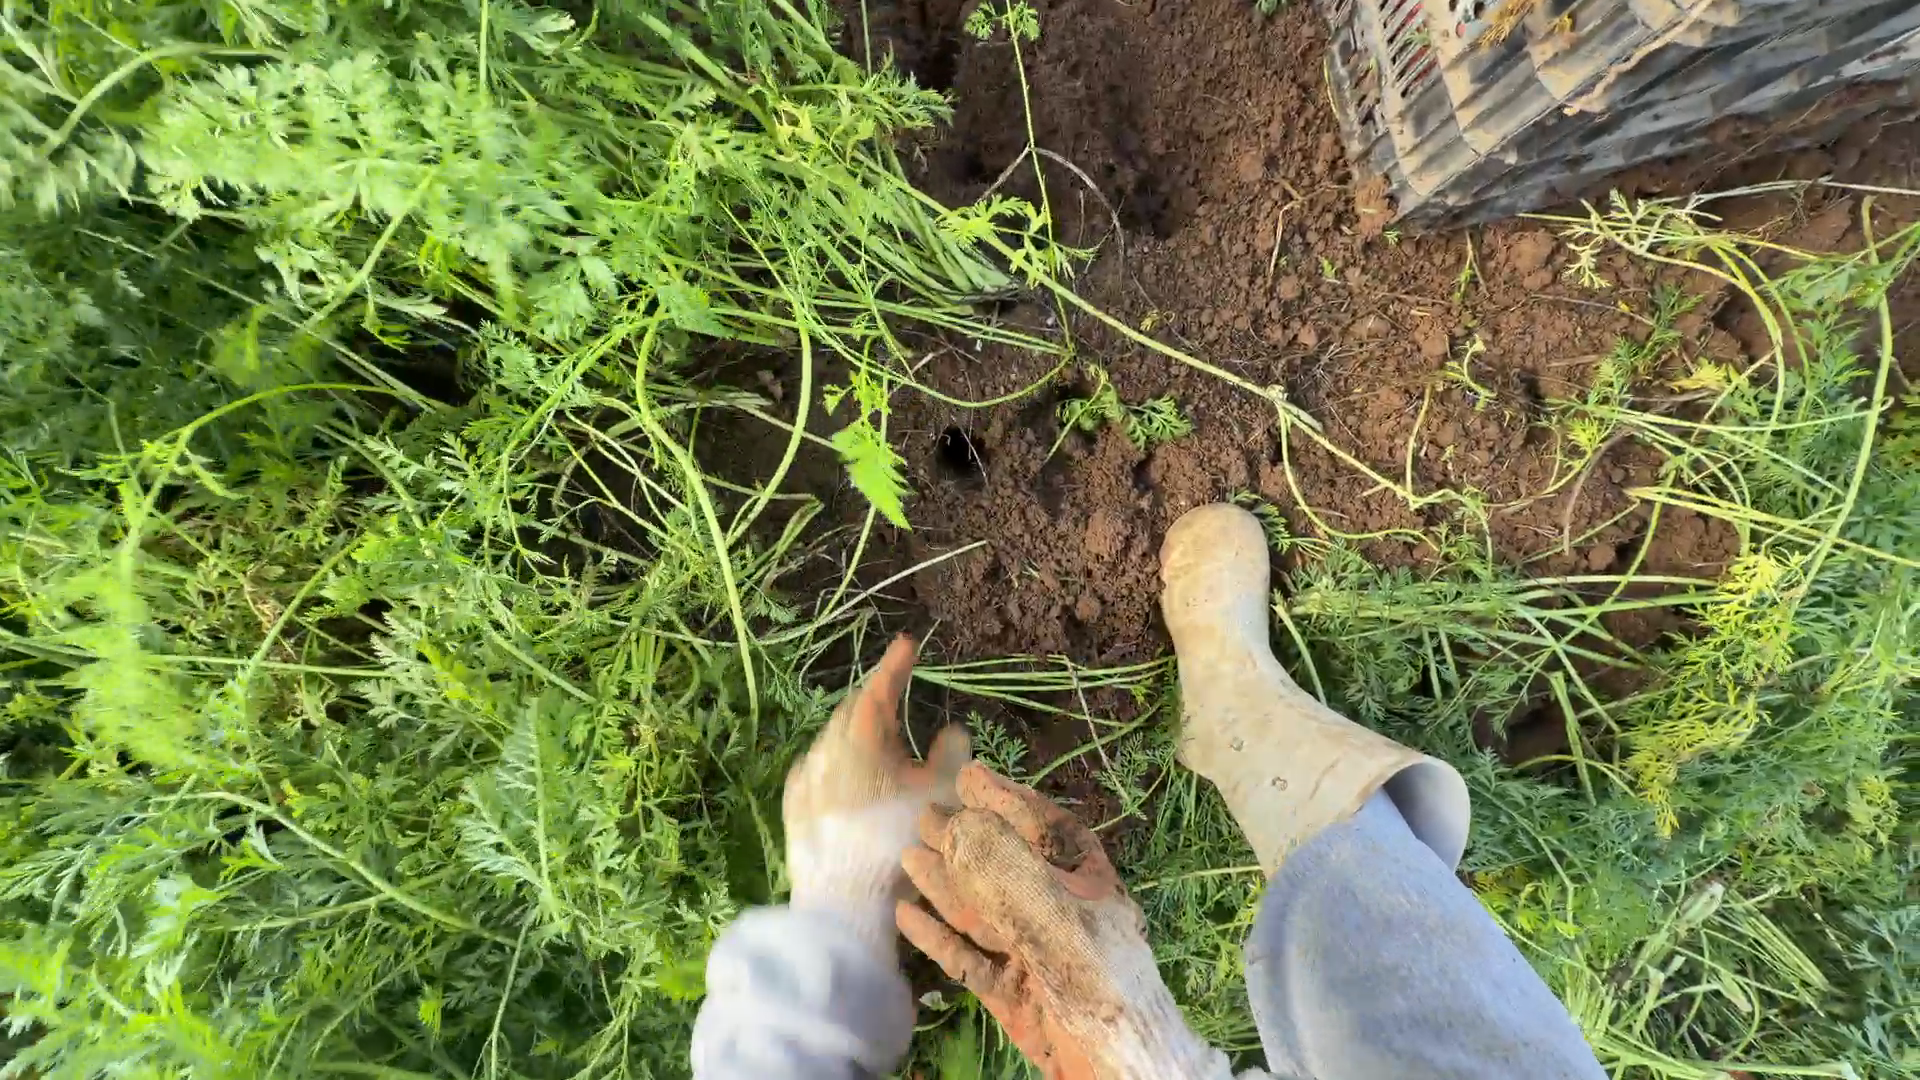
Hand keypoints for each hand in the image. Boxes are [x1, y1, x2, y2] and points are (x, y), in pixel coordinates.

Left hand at [784, 634, 969, 957]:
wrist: (845, 904)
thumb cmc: (900, 841)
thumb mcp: (942, 794)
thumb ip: (951, 754)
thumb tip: (950, 730)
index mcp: (864, 734)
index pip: (882, 685)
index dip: (897, 663)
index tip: (908, 643)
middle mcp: (828, 745)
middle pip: (856, 710)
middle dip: (877, 697)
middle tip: (897, 692)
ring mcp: (806, 774)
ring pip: (835, 739)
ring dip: (858, 732)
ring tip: (880, 741)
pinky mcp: (794, 804)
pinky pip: (819, 768)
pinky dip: (838, 762)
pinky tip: (850, 777)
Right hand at [895, 765, 1231, 1079]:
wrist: (1118, 1070)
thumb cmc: (1103, 981)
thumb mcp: (1059, 917)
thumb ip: (1009, 871)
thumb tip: (958, 823)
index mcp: (1084, 879)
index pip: (1041, 825)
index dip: (1005, 798)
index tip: (968, 775)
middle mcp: (1054, 907)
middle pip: (1001, 863)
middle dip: (964, 838)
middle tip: (924, 815)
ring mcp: (1029, 949)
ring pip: (977, 908)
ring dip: (942, 882)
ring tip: (908, 856)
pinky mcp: (1009, 990)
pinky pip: (966, 956)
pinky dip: (937, 936)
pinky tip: (907, 916)